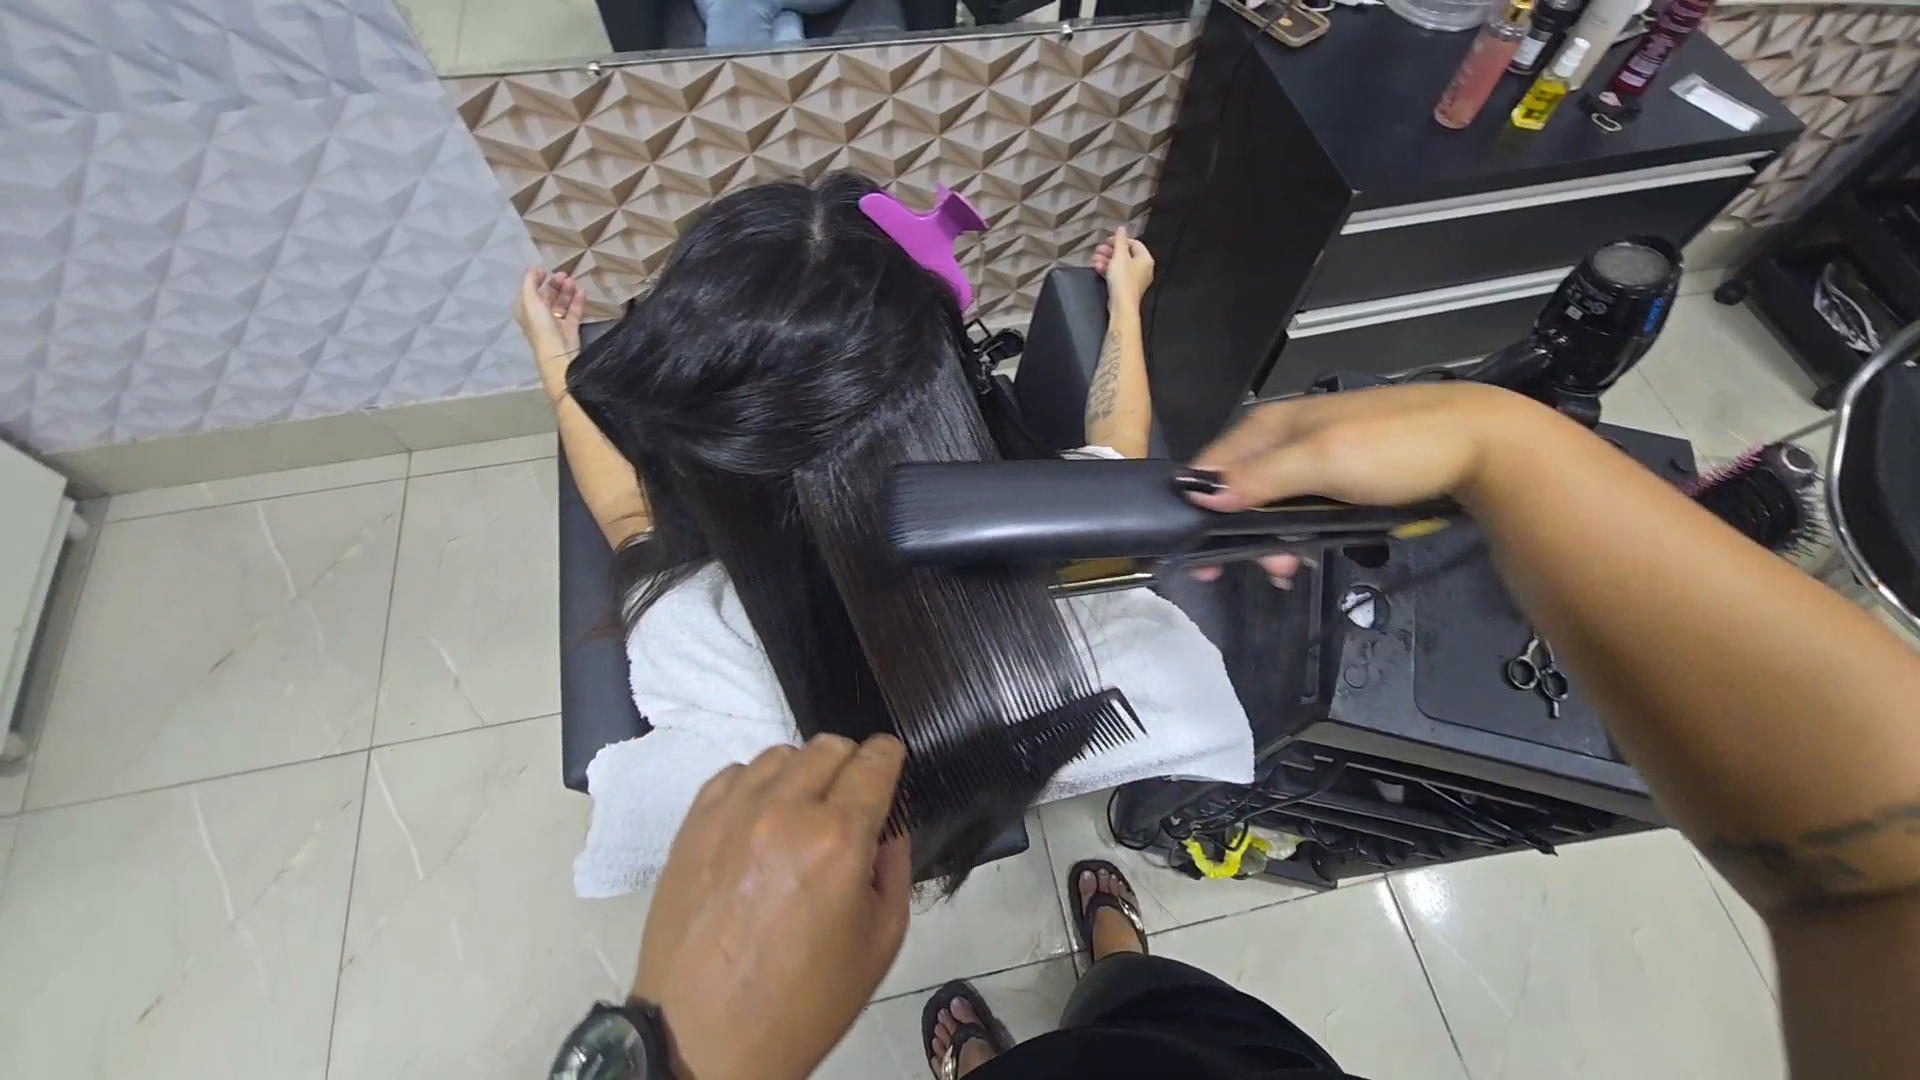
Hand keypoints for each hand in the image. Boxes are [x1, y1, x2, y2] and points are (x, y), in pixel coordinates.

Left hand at [513, 266, 585, 397]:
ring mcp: (555, 321)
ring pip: (561, 302)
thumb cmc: (540, 326)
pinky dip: (577, 301)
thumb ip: (530, 282)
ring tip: (573, 282)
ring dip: (566, 291)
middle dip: (555, 284)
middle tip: (564, 275)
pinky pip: (574, 311)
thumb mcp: (530, 300)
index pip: (530, 289)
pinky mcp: (570, 328)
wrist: (558, 353)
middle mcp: (539, 314)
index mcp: (525, 308)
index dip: (536, 278)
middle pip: (547, 295)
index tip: (546, 269)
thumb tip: (534, 268)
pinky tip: (582, 292)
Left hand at [631, 735, 912, 1079]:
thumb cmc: (805, 1001)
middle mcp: (785, 810)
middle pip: (829, 747)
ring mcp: (732, 813)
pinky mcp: (693, 824)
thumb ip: (894, 865)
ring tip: (800, 814)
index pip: (875, 760)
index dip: (890, 757)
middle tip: (849, 802)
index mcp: (838, 839)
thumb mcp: (881, 940)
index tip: (890, 768)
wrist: (702, 1042)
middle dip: (851, 764)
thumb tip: (886, 822)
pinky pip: (735, 773)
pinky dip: (757, 785)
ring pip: (781, 754)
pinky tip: (758, 821)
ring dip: (803, 773)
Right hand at [1093, 226, 1153, 307]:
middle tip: (1099, 249)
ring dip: (1107, 260)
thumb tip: (1121, 228)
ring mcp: (1135, 280)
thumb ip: (1120, 240)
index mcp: (1145, 259)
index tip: (1108, 240)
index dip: (1120, 240)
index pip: (1134, 243)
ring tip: (1095, 258)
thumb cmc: (1123, 280)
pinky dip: (1108, 271)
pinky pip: (1118, 276)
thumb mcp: (1119, 256)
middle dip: (1111, 251)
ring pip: (1120, 266)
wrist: (1121, 305)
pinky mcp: (1126, 289)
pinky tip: (1098, 268)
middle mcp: (1143, 269)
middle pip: (1126, 255)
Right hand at [1187, 382, 1536, 580]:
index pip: (1209, 467)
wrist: (1484, 444)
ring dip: (1271, 539)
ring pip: (1268, 503)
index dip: (1196, 509)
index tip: (1198, 556)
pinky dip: (1297, 532)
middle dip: (1239, 533)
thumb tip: (1196, 494)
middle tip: (1264, 569)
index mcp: (1268, 425)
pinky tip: (1310, 552)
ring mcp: (1313, 455)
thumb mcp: (1321, 461)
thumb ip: (1257, 479)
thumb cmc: (1396, 450)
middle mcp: (1282, 437)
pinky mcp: (1340, 473)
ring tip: (1291, 568)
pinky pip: (1299, 507)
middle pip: (1236, 489)